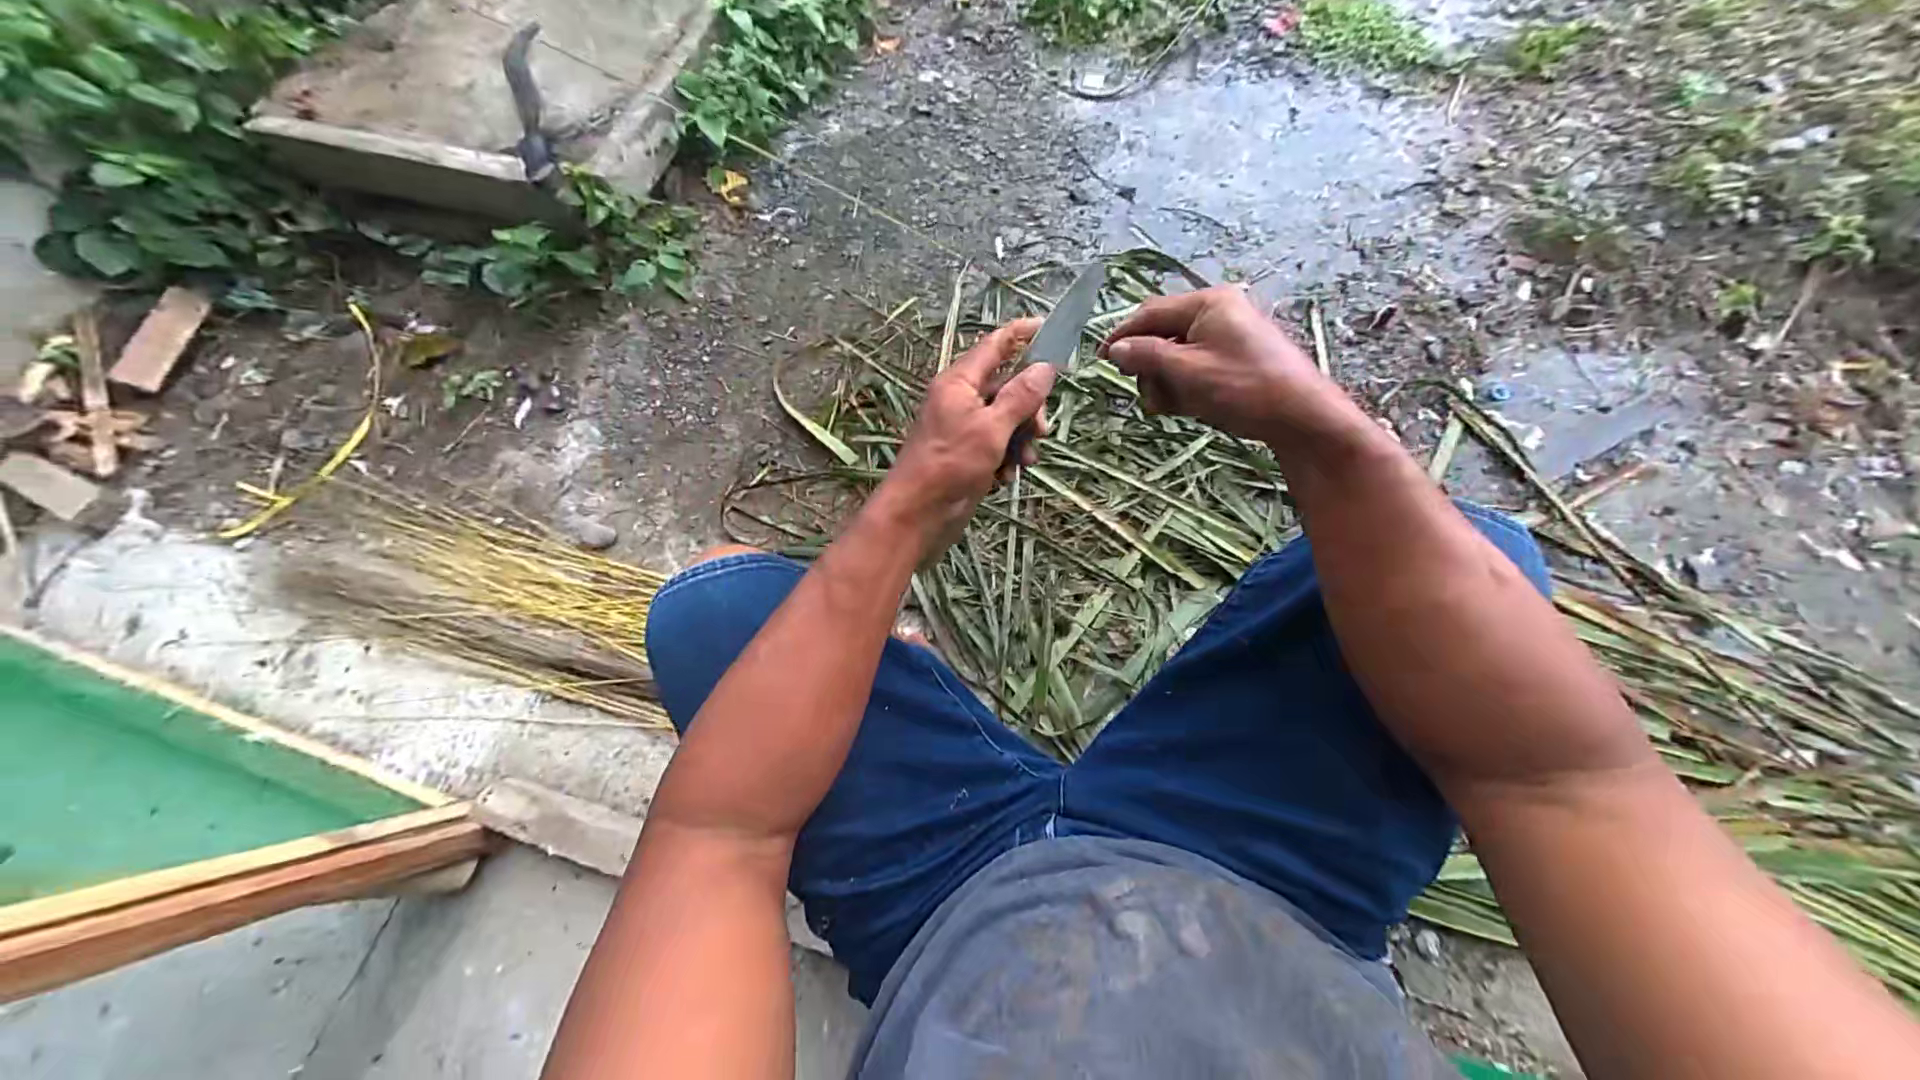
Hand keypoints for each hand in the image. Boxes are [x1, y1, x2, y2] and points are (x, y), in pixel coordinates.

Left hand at [873, 318, 1054, 552]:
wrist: (917, 514)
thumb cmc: (949, 465)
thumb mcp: (991, 429)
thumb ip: (1020, 397)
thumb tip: (1045, 367)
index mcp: (959, 382)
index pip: (995, 346)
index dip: (1022, 334)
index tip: (1050, 327)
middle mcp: (961, 399)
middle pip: (1007, 387)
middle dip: (1029, 408)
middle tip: (1040, 432)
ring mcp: (964, 428)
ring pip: (1007, 420)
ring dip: (1021, 439)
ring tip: (1024, 461)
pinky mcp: (967, 454)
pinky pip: (998, 445)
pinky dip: (1007, 457)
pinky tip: (1006, 476)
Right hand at [1101, 286, 1376, 468]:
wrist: (1300, 416)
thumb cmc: (1244, 387)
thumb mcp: (1188, 371)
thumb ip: (1147, 356)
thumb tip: (1115, 349)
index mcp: (1207, 303)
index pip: (1150, 313)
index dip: (1122, 336)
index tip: (1101, 360)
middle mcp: (1216, 313)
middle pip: (1161, 335)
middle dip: (1148, 366)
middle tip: (1150, 394)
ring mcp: (1225, 338)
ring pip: (1174, 356)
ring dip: (1164, 382)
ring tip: (1172, 406)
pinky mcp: (1231, 361)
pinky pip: (1192, 369)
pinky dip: (1183, 387)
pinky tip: (1187, 407)